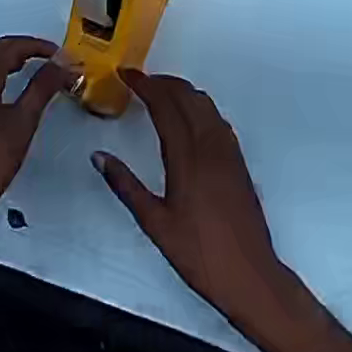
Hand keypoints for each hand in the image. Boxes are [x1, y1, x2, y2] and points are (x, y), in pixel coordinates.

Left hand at [0, 35, 71, 227]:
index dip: (33, 44)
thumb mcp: (23, 121)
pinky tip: (18, 96)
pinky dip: (6, 79)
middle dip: (19, 46)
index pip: (6, 48)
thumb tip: (60, 62)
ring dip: (11, 61)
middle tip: (44, 52)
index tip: (56, 51)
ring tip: (35, 67)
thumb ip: (42, 88)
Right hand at [94, 70, 351, 351]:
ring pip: (205, 104)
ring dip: (182, 90)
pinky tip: (189, 116)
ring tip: (160, 91)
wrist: (252, 277)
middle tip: (139, 80)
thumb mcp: (155, 224)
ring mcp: (229, 152)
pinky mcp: (239, 162)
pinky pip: (217, 119)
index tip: (126, 74)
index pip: (164, 105)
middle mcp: (210, 147)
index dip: (145, 85)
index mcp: (187, 158)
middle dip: (162, 82)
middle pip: (187, 97)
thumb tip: (99, 156)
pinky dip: (199, 105)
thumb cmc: (199, 254)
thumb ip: (126, 186)